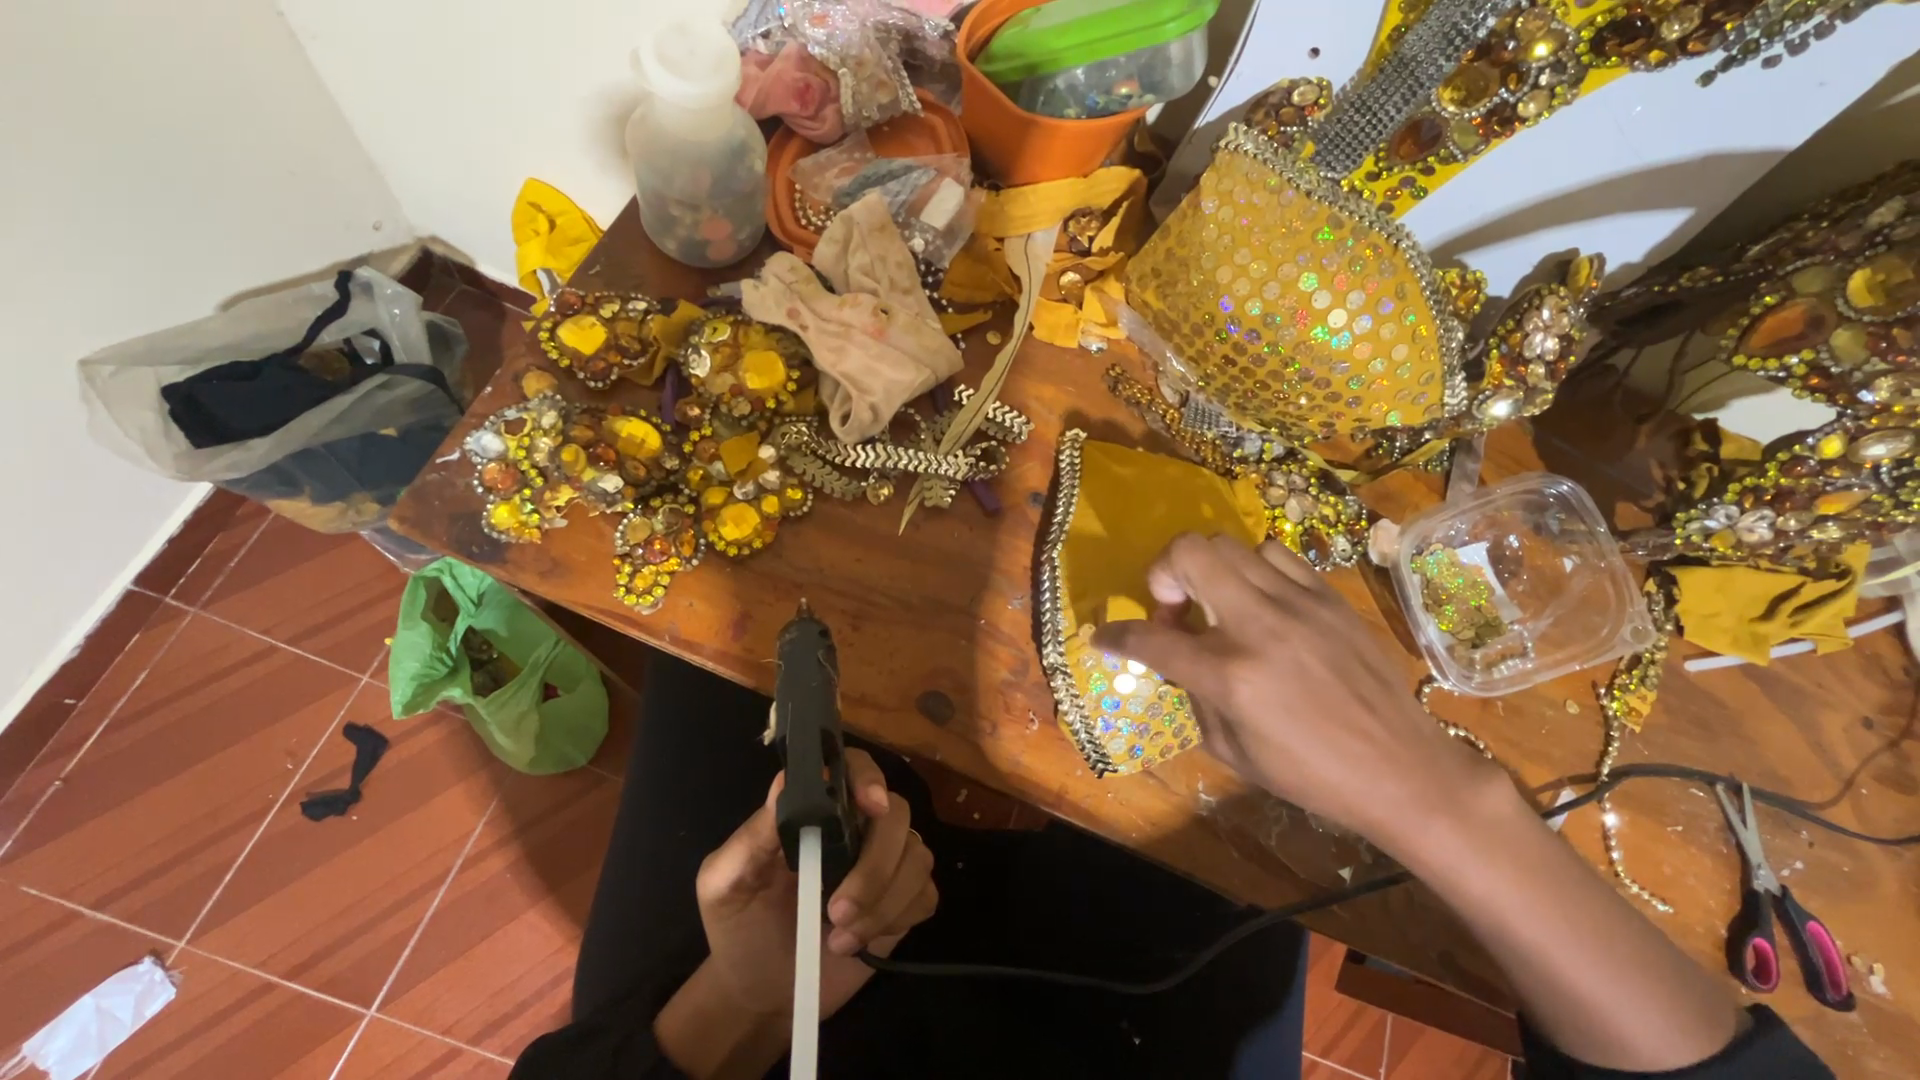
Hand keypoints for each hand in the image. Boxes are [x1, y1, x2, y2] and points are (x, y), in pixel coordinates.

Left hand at [695, 748, 937, 1020]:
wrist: (758, 996)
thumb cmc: (737, 930)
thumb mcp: (724, 884)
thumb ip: (753, 836)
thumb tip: (785, 784)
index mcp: (814, 812)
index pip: (852, 768)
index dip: (868, 778)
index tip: (871, 806)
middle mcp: (856, 829)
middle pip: (896, 814)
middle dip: (875, 863)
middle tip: (835, 909)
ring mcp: (885, 866)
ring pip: (916, 856)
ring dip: (884, 900)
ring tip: (839, 937)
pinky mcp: (902, 905)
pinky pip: (925, 894)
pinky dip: (897, 918)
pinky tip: (859, 944)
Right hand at [1092, 533, 1494, 842]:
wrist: (1402, 770)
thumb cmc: (1309, 775)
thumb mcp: (1230, 750)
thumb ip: (1193, 693)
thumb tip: (1175, 656)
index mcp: (1230, 676)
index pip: (1150, 637)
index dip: (1115, 634)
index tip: (1103, 636)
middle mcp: (1260, 626)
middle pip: (1188, 552)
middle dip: (1163, 574)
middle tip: (1176, 609)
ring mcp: (1300, 604)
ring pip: (1230, 544)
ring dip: (1210, 571)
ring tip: (1221, 605)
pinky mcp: (1330, 597)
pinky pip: (1276, 556)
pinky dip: (1253, 572)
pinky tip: (1263, 605)